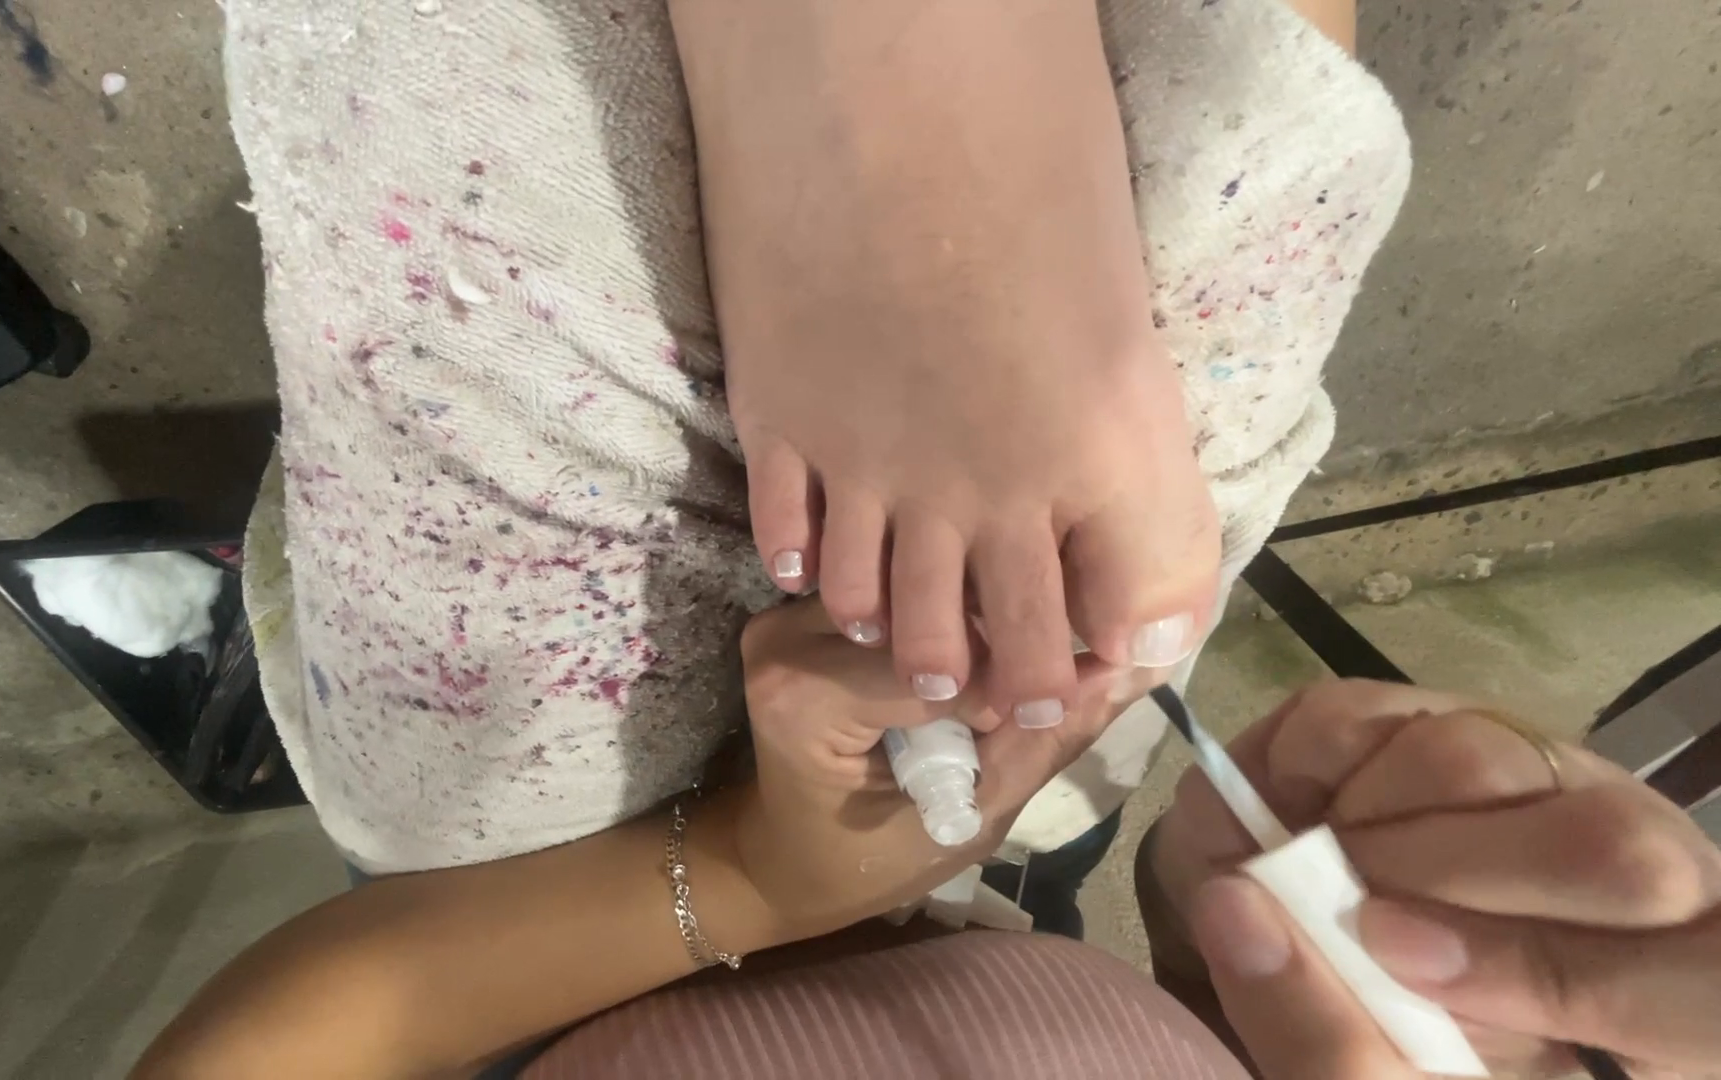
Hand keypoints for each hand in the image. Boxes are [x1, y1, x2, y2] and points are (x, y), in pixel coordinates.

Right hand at [671, 0, 1220, 724]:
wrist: (872, 60)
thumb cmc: (1025, 137)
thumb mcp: (1124, 294)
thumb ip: (1126, 432)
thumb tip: (1111, 512)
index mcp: (1099, 447)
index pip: (1127, 614)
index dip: (1118, 652)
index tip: (1102, 657)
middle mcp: (983, 487)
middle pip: (1003, 641)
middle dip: (1016, 683)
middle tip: (1007, 695)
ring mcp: (866, 465)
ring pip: (882, 612)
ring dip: (904, 643)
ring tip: (913, 659)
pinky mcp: (778, 426)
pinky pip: (790, 538)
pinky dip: (807, 569)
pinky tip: (810, 574)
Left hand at [727, 598, 1143, 938]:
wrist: (781, 852)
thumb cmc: (866, 857)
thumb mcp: (969, 814)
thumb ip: (1041, 738)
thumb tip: (1137, 665)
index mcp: (804, 697)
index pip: (943, 659)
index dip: (1013, 676)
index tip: (1060, 696)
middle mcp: (781, 639)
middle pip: (923, 604)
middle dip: (997, 632)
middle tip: (1049, 658)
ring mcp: (780, 617)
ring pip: (909, 585)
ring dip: (969, 616)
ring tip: (1011, 649)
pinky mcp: (790, 611)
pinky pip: (886, 591)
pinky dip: (937, 614)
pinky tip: (969, 639)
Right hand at [1149, 680, 1720, 1075]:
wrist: (1286, 925)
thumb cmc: (1363, 1023)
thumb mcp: (1375, 1074)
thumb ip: (1332, 1041)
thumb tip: (1268, 915)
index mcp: (1674, 1004)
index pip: (1709, 988)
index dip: (1564, 971)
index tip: (1401, 961)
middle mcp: (1639, 868)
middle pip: (1616, 849)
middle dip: (1445, 878)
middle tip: (1346, 913)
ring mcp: (1521, 768)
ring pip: (1474, 759)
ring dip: (1361, 822)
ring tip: (1307, 863)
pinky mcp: (1407, 712)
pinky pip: (1358, 717)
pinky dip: (1300, 767)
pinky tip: (1294, 810)